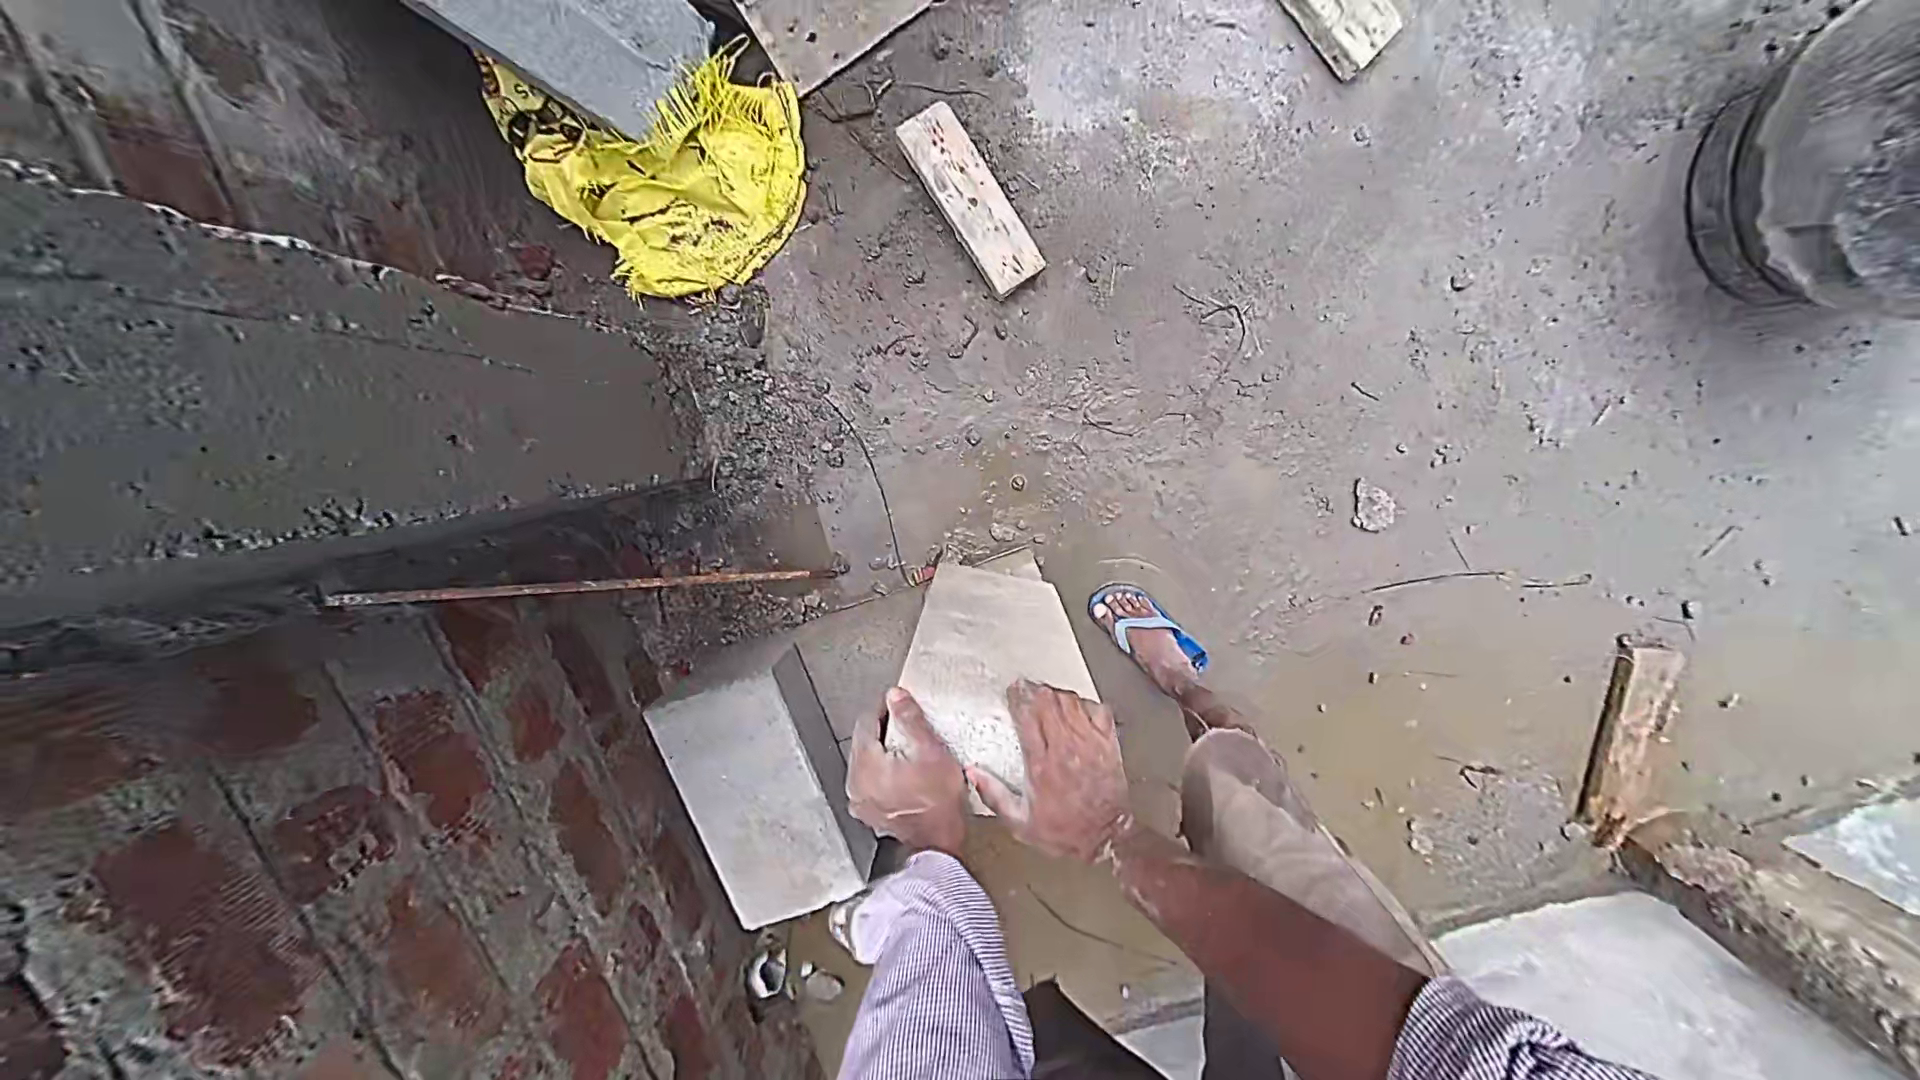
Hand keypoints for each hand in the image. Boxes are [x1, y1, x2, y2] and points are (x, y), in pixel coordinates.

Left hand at [847, 687, 968, 855]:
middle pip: (864, 742)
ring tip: (906, 747)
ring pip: (866, 761)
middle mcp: (855, 783)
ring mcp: (859, 800)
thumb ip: (910, 719)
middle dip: (883, 729)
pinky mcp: (868, 812)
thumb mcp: (930, 750)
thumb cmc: (938, 800)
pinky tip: (902, 770)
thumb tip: (895, 695)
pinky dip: (882, 771)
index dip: (883, 709)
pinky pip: (869, 780)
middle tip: (906, 724)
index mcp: (866, 765)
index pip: (866, 722)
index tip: (898, 704)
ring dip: (882, 750)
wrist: (940, 843)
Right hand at [968, 679, 1132, 863]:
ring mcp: (1089, 743)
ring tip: (1047, 694)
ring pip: (1071, 701)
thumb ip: (994, 795)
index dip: (1017, 698)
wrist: (1106, 838)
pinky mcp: (1108, 744)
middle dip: (1034, 690)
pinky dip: (1085, 703)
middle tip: (1026, 687)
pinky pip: (1097, 710)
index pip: (1026, 717)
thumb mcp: (1020, 822)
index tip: (1011, 691)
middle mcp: (1065, 748)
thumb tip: (972, 773)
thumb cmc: (1063, 831)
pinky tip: (1077, 706)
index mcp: (1041, 764)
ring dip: (1057, 694)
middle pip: (1048, 702)